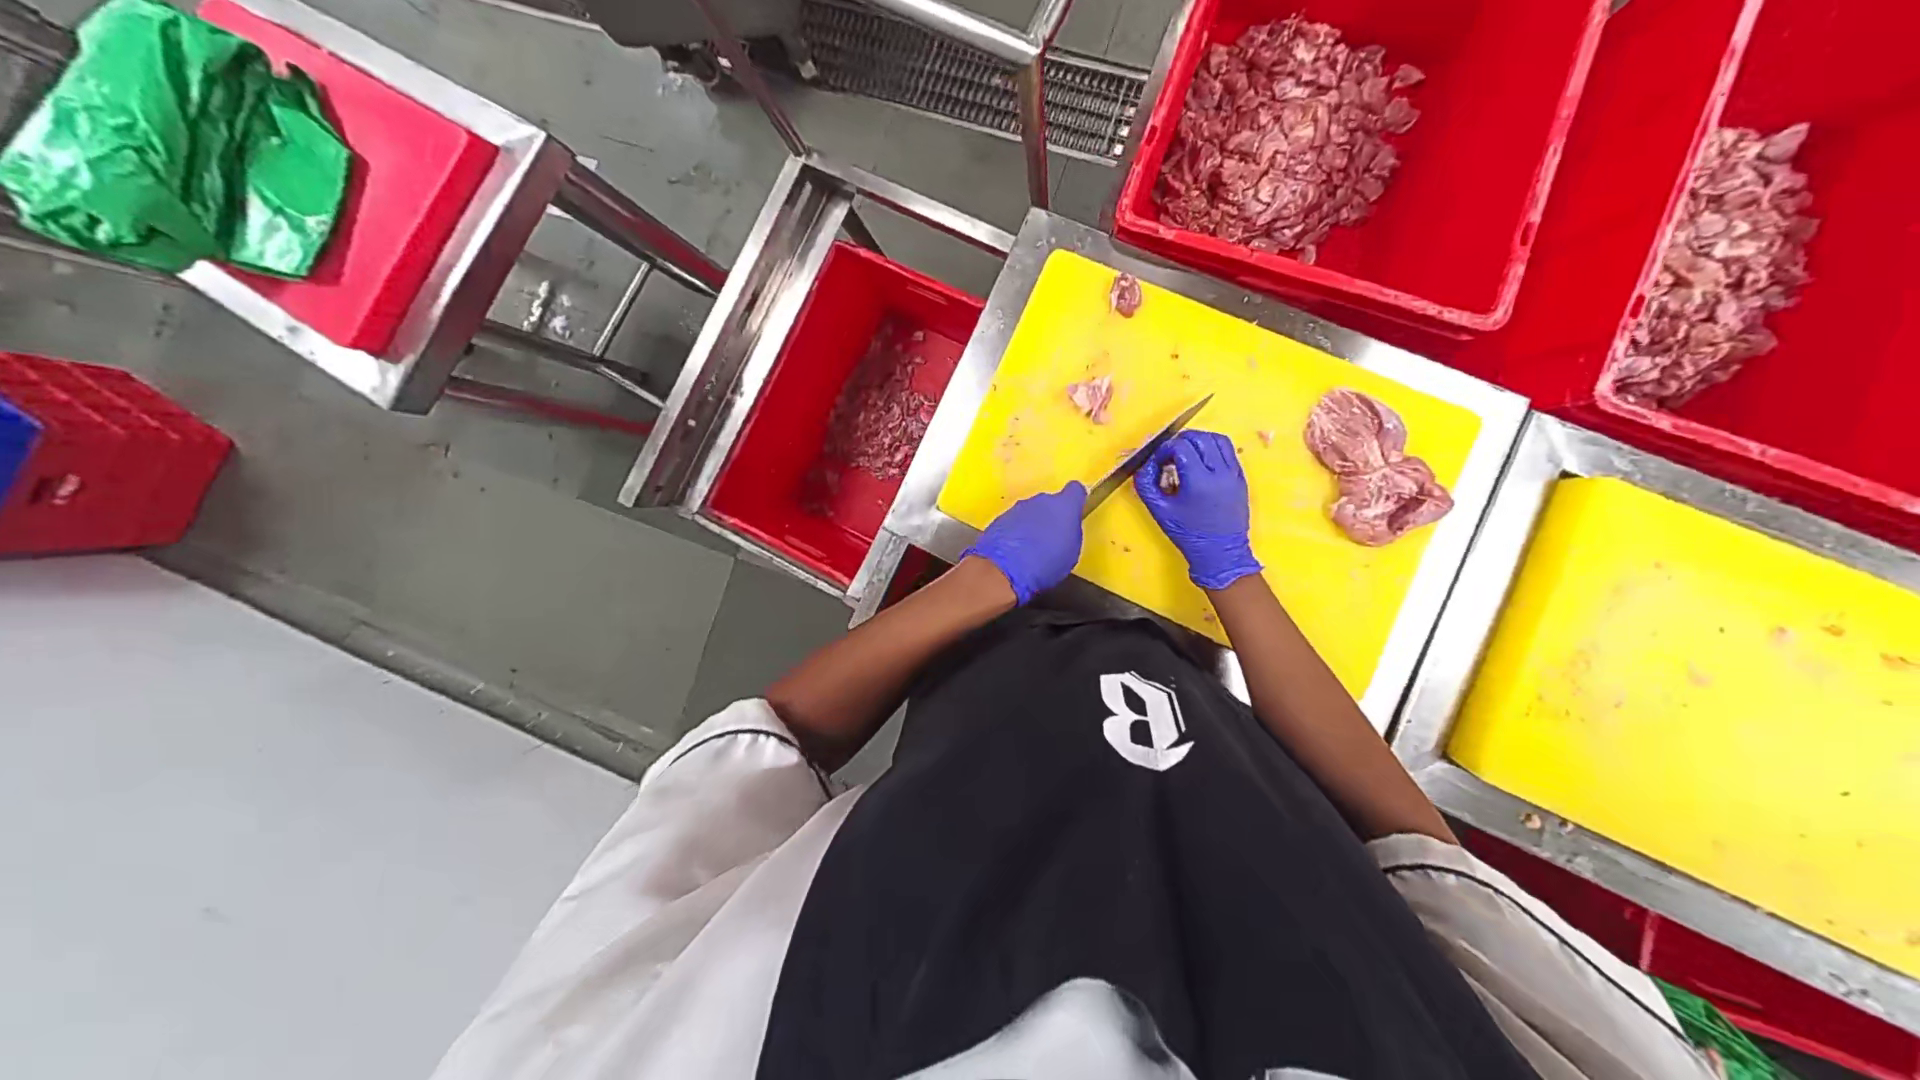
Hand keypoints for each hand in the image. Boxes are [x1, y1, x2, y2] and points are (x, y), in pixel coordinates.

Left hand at [962, 482, 1085, 604]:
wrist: (1004, 569)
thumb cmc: (1047, 562)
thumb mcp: (1072, 551)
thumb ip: (1070, 531)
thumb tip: (1066, 526)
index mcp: (1064, 505)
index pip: (1075, 490)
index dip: (1075, 500)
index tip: (1075, 511)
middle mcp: (1040, 500)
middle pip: (1049, 502)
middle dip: (1050, 516)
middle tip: (1051, 538)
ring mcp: (1016, 508)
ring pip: (1029, 512)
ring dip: (1031, 525)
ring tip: (1031, 549)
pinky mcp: (998, 519)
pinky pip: (1013, 523)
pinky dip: (1015, 533)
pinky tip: (1014, 552)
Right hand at [1134, 430, 1261, 589]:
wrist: (1220, 552)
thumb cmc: (1187, 533)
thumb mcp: (1158, 510)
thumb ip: (1145, 484)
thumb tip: (1145, 464)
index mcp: (1198, 480)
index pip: (1180, 446)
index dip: (1164, 450)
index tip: (1158, 463)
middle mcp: (1219, 472)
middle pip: (1200, 437)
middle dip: (1181, 441)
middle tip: (1170, 455)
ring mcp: (1234, 474)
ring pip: (1218, 439)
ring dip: (1199, 440)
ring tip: (1187, 453)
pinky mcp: (1241, 478)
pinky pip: (1228, 451)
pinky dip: (1213, 449)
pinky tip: (1202, 462)